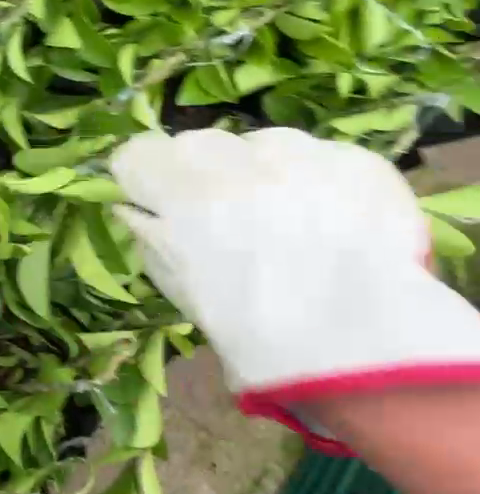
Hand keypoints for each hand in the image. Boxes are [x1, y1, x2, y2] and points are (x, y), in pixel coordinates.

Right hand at [110, 127, 479, 452]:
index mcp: (178, 189)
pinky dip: (315, 177)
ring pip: (259, 143)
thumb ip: (147, 229)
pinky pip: (320, 154)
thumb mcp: (171, 276)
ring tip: (279, 212)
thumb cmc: (244, 319)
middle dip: (199, 171)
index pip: (136, 153)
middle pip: (196, 143)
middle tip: (220, 213)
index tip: (151, 200)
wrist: (359, 350)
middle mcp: (235, 162)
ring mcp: (302, 158)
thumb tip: (133, 204)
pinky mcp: (357, 163)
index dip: (141, 178)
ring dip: (258, 168)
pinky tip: (324, 214)